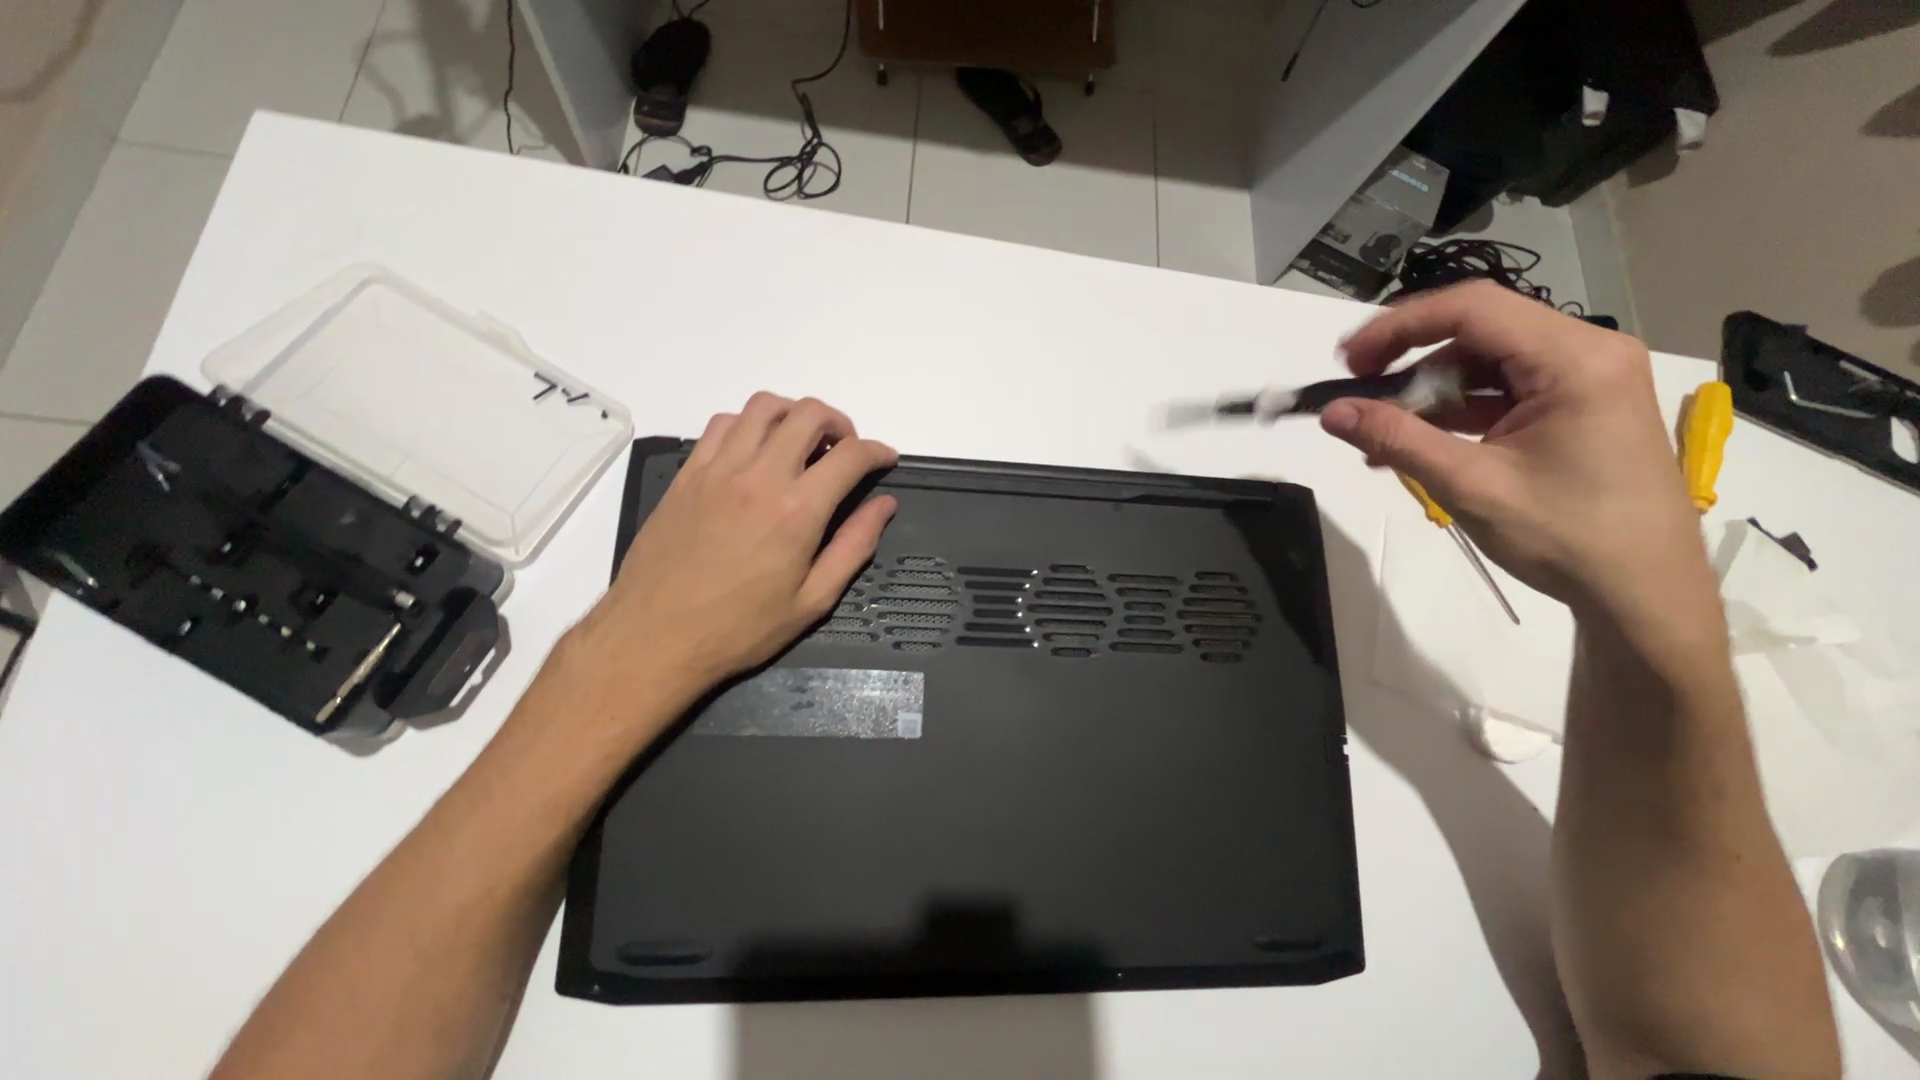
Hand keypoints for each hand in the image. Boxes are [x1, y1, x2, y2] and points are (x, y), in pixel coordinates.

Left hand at [567, 392, 897, 702]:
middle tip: (845, 450)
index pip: (850, 455)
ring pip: (764, 407)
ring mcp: (719, 469)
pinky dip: (749, 423)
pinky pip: (723, 423)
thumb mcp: (812, 601)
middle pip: (809, 414)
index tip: (885, 459)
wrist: (656, 636)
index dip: (877, 451)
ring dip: (794, 414)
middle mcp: (760, 476)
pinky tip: (755, 450)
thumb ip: (853, 547)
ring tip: (802, 442)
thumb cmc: (739, 629)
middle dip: (840, 424)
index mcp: (798, 510)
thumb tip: (883, 507)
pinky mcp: (688, 474)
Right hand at [1319, 282, 1711, 622]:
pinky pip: (1504, 390)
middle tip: (1356, 393)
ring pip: (1486, 362)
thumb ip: (1396, 440)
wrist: (1643, 592)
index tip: (1347, 362)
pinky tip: (1419, 443)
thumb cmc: (1565, 536)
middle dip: (1410, 360)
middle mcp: (1588, 352)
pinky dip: (1458, 411)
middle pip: (1478, 331)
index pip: (1472, 308)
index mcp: (1575, 358)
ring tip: (1380, 434)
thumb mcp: (1470, 485)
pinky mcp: (1580, 407)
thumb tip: (1330, 412)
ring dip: (1429, 392)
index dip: (1398, 327)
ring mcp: (1588, 379)